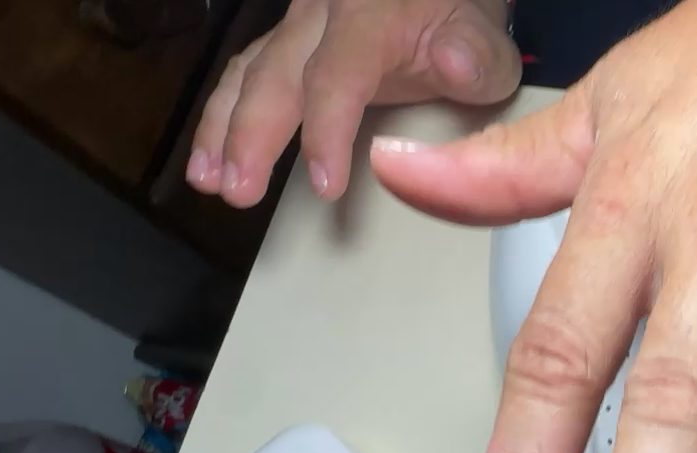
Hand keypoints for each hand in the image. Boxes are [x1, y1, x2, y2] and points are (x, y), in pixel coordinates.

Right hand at [186, 0, 519, 206]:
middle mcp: (319, 15)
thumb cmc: (466, 26)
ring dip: (224, 130)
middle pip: (275, 77)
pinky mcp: (293, 44)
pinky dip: (227, 115)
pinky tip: (214, 154)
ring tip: (211, 180)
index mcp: (367, 18)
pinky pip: (250, 76)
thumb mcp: (486, 44)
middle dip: (251, 137)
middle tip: (239, 192)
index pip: (335, 77)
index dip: (325, 131)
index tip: (324, 184)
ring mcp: (300, 28)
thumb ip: (474, 58)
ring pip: (250, 75)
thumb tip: (454, 63)